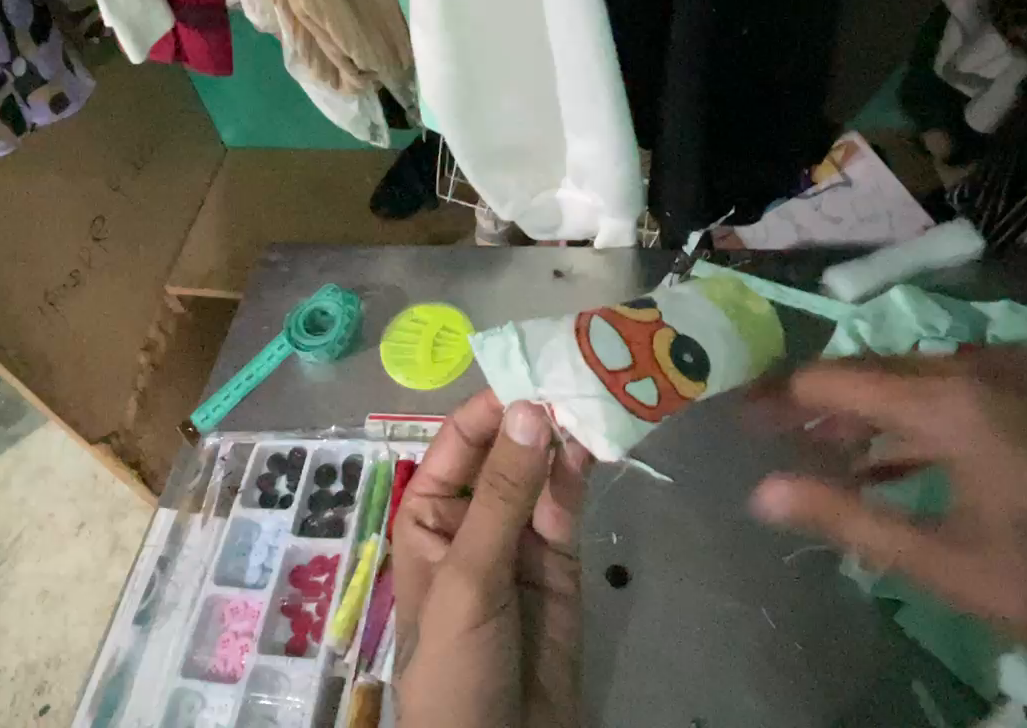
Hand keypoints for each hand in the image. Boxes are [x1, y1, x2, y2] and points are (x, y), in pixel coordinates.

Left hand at [393, 391, 589, 727]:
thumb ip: (503, 493)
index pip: (461, 438)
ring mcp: (519, 533)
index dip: (495, 403)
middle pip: (505, 448)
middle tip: (579, 369)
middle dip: (536, 412)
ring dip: (564, 434)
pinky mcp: (561, 557)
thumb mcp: (469, 573)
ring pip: (541, 470)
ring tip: (595, 393)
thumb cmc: (456, 661)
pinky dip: (581, 470)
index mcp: (429, 509)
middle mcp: (473, 512)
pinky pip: (568, 503)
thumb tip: (531, 408)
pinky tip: (597, 438)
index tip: (536, 366)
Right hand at [750, 349, 1026, 727]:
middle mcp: (984, 370)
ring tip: (830, 456)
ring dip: (870, 415)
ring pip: (916, 380)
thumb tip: (758, 494)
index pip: (834, 382)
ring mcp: (1025, 380)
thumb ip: (844, 517)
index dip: (780, 401)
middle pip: (873, 373)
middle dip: (819, 406)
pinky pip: (961, 391)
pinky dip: (919, 421)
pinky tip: (898, 463)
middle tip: (775, 437)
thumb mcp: (941, 562)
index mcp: (952, 402)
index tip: (738, 415)